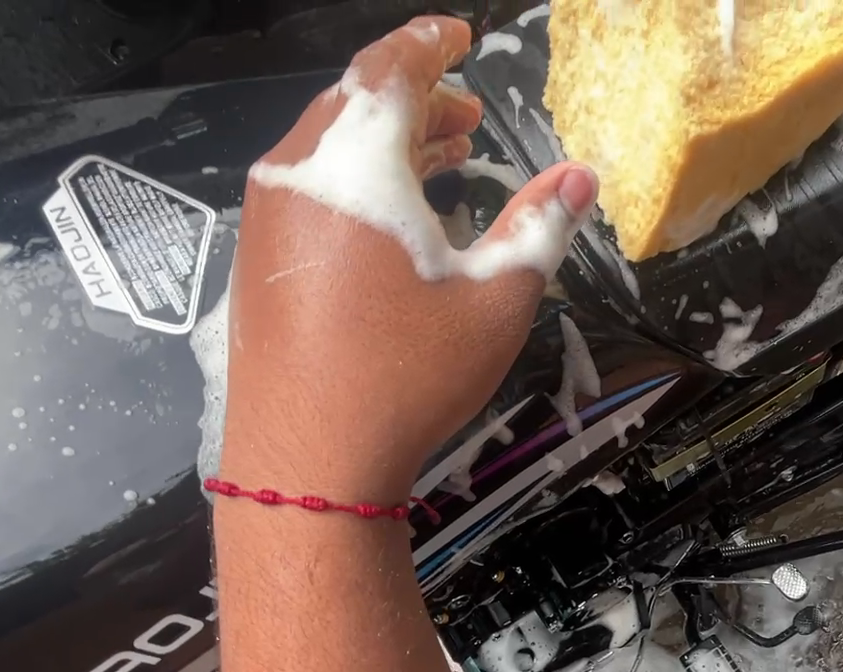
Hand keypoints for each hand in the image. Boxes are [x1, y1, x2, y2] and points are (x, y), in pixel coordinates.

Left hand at [218, 16, 597, 505]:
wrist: (311, 458)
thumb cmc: (412, 374)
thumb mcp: (495, 303)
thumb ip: (538, 228)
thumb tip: (580, 175)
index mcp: (357, 168)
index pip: (391, 71)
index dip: (430, 44)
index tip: (460, 32)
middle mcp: (298, 172)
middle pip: (357, 104)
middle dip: (419, 101)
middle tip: (469, 117)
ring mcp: (269, 216)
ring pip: (332, 147)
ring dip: (392, 144)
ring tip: (446, 159)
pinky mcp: (261, 257)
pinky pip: (313, 188)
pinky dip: (360, 181)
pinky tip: (397, 221)